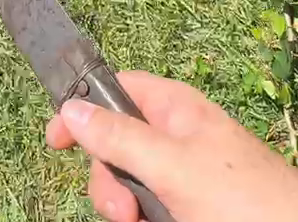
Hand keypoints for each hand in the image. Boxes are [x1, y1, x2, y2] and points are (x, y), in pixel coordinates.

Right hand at [45, 71, 297, 221]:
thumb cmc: (242, 200)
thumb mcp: (172, 166)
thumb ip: (119, 138)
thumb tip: (70, 107)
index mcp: (173, 107)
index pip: (114, 90)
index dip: (81, 110)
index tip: (55, 142)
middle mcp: (175, 137)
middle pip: (115, 145)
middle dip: (109, 180)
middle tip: (124, 213)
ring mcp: (184, 176)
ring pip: (131, 184)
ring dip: (127, 208)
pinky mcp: (191, 210)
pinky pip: (152, 209)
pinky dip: (147, 220)